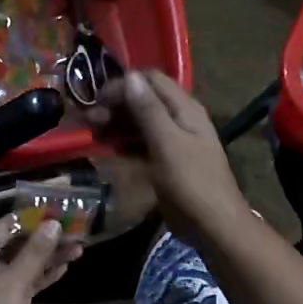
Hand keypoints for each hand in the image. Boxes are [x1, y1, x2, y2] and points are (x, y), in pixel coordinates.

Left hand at [0, 214, 82, 303]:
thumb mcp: (17, 280)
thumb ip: (36, 251)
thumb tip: (53, 224)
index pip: (6, 226)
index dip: (32, 218)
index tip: (58, 211)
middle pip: (19, 242)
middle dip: (46, 237)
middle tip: (75, 230)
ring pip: (27, 261)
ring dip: (50, 255)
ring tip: (79, 247)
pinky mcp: (11, 296)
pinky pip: (30, 278)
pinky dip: (45, 272)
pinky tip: (66, 266)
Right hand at [86, 70, 251, 240]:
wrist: (213, 226)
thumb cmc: (192, 184)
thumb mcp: (168, 144)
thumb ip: (149, 111)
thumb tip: (130, 77)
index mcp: (185, 109)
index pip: (150, 80)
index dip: (122, 85)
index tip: (96, 100)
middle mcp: (179, 119)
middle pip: (143, 100)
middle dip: (115, 105)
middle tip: (90, 121)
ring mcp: (173, 142)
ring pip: (140, 123)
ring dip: (117, 125)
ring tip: (93, 134)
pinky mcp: (166, 163)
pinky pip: (142, 145)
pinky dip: (125, 144)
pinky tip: (108, 149)